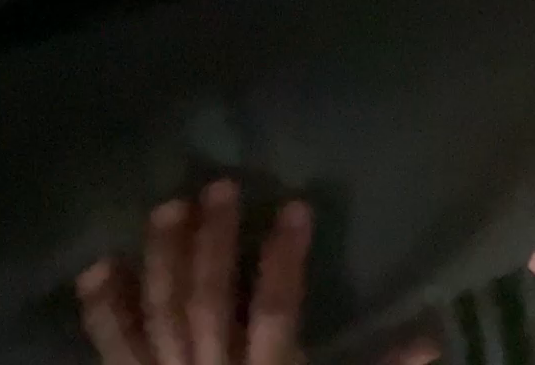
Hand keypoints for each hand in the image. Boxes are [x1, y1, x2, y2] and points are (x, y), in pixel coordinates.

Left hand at [76, 181, 437, 364]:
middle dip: (213, 244)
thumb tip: (436, 337)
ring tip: (167, 208)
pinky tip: (97, 269)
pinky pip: (114, 350)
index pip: (275, 310)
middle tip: (220, 187)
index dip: (283, 260)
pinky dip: (103, 312)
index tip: (295, 206)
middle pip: (207, 302)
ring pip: (159, 314)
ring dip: (162, 260)